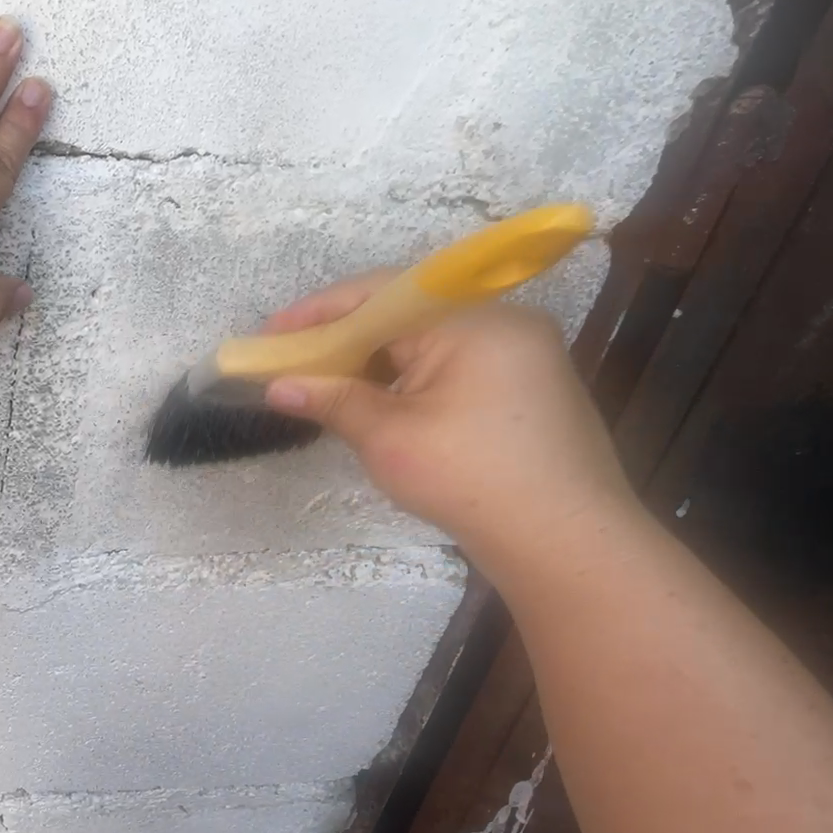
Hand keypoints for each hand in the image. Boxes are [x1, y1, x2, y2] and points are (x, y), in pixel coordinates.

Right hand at [262, 272, 639, 576]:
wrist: (561, 537)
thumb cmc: (468, 475)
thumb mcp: (387, 435)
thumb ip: (331, 400)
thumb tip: (276, 387)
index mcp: (474, 321)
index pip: (382, 294)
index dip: (319, 311)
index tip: (270, 333)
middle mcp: (500, 324)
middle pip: (404, 315)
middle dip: (341, 336)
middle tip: (289, 359)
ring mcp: (515, 356)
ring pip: (423, 341)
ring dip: (369, 359)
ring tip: (320, 381)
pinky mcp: (518, 388)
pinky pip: (446, 364)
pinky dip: (400, 376)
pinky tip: (369, 399)